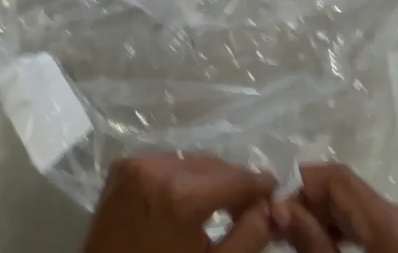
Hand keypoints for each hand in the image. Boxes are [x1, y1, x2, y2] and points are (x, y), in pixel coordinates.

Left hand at [80, 153, 278, 252]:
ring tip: (222, 203)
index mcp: (180, 196)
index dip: (259, 185)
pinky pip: (164, 163)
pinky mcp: (121, 168)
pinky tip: (189, 199)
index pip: (234, 179)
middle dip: (234, 182)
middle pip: (211, 166)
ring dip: (208, 178)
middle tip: (253, 203)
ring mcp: (135, 165)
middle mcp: (156, 168)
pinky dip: (181, 177)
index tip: (277, 190)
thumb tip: (272, 207)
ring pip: (188, 161)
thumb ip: (249, 237)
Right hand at [275, 163, 397, 252]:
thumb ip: (310, 242)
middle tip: (277, 227)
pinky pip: (371, 225)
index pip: (337, 178)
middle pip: (347, 191)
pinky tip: (323, 247)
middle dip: (309, 203)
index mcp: (393, 223)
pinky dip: (344, 231)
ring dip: (323, 217)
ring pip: (357, 207)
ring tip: (294, 238)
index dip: (301, 184)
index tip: (274, 208)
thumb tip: (279, 206)